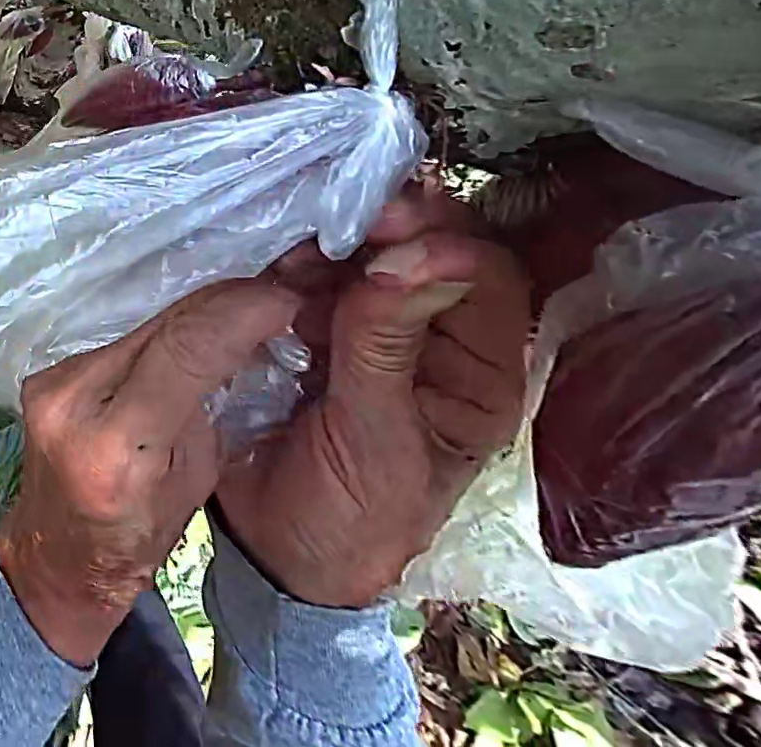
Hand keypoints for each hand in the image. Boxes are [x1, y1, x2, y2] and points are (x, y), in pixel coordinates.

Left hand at [0, 280, 299, 664]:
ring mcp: (50, 383)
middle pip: (160, 329)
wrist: (55, 554)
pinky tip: (186, 334)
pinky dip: (158, 333)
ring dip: (192, 316)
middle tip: (267, 294)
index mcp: (115, 450)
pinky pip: (116, 339)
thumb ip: (205, 404)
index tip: (280, 298)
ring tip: (235, 310)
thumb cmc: (137, 536)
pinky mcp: (43, 373)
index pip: (184, 353)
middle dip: (222, 305)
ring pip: (139, 327)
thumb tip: (232, 337)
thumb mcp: (196, 478)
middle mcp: (72, 404)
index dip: (238, 315)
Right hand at [216, 184, 531, 607]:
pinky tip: (276, 266)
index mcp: (474, 372)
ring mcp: (361, 325)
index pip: (484, 282)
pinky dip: (292, 264)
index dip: (447, 249)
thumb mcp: (378, 443)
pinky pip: (309, 279)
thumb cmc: (351, 515)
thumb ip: (385, 351)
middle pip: (424, 253)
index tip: (391, 241)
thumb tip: (401, 260)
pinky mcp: (308, 325)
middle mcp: (425, 336)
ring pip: (361, 258)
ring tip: (297, 247)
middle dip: (389, 229)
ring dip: (333, 244)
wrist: (277, 545)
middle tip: (343, 214)